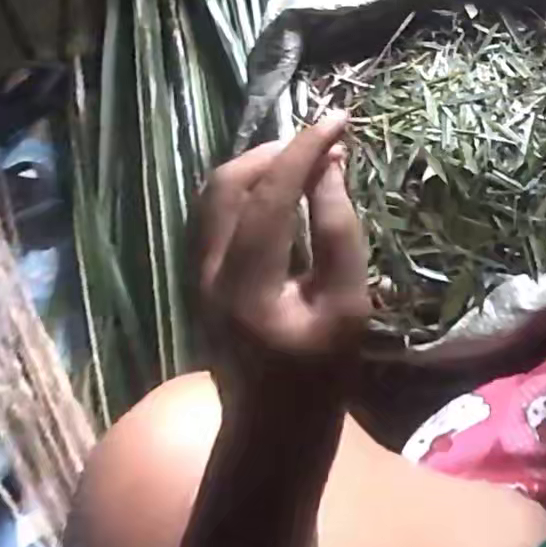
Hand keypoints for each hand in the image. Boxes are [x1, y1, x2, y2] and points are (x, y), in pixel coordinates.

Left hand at [196, 110, 369, 415]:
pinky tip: (281, 187)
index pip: (271, 194)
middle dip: (278, 150)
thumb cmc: (321, 374)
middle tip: (325, 143)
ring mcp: (196, 273)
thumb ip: (339, 232)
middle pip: (229, 182)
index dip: (306, 148)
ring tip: (306, 158)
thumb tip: (328, 167)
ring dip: (260, 163)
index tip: (340, 119)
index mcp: (247, 286)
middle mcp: (208, 272)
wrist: (271, 428)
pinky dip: (249, 184)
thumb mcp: (348, 305)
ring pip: (215, 192)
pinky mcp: (199, 274)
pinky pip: (216, 209)